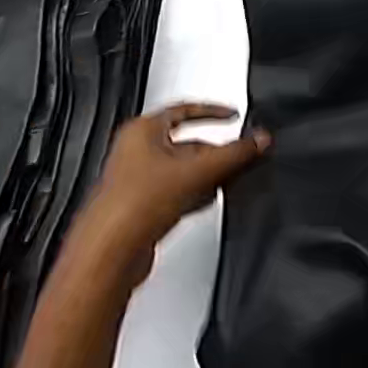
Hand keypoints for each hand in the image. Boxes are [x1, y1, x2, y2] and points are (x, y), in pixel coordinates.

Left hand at [72, 103, 270, 284]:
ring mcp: (135, 183)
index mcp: (141, 131)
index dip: (212, 111)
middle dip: (213, 150)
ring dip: (205, 174)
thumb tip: (259, 140)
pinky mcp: (139, 211)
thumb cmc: (132, 207)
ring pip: (180, 170)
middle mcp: (134, 153)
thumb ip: (235, 153)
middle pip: (185, 143)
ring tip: (229, 177)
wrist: (109, 257)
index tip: (232, 115)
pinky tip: (207, 200)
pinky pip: (174, 193)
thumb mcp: (199, 170)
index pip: (184, 110)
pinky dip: (194, 194)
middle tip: (237, 153)